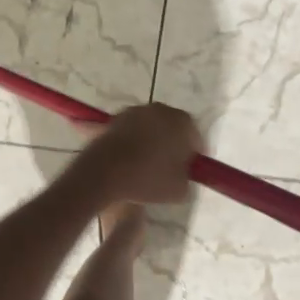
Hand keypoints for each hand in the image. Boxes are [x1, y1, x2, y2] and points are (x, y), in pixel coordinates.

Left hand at [69, 104, 203, 205]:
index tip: (189, 171)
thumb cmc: (147, 178)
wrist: (103, 171)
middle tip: (169, 168)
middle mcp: (160, 109)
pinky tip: (128, 160)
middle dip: (173, 145)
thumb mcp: (179, 190)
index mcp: (183, 122)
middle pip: (173, 128)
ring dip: (151, 142)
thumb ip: (187, 180)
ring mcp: (134, 111)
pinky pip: (130, 132)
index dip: (194, 156)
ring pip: (150, 128)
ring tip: (145, 165)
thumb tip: (182, 177)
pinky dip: (132, 142)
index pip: (196, 138)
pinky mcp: (114, 118)